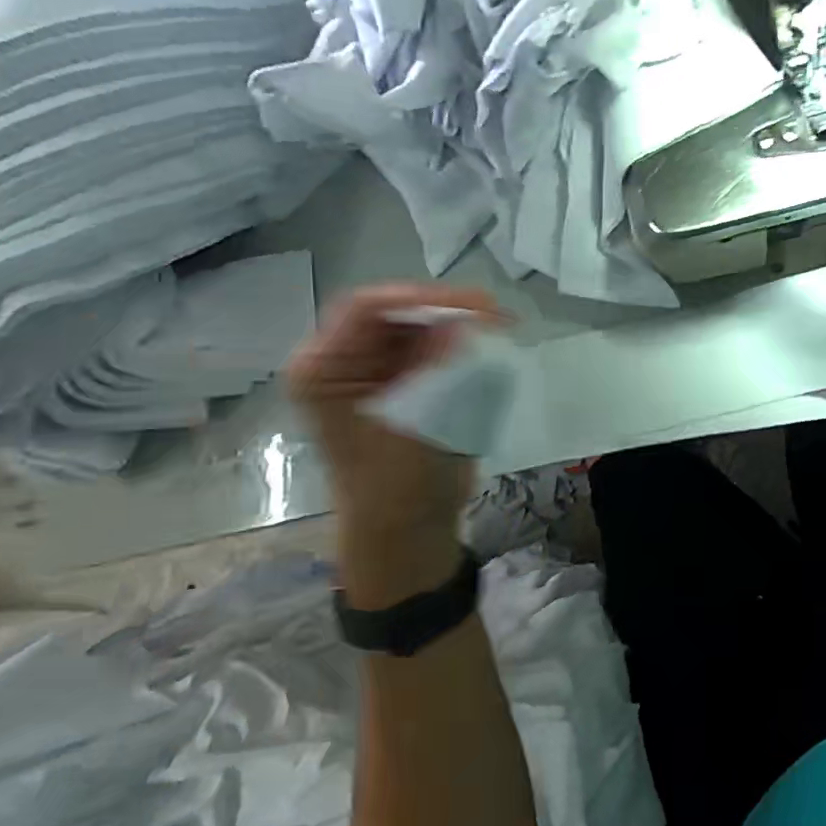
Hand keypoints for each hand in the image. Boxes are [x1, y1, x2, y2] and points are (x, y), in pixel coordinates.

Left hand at [288, 284, 509, 533]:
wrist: (407, 528)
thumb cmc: (397, 485)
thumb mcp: (414, 423)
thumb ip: (435, 369)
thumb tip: (462, 322)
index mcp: (325, 368)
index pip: (367, 308)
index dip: (422, 297)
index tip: (476, 305)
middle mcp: (345, 360)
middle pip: (396, 312)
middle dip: (446, 310)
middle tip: (498, 315)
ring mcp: (376, 370)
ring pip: (418, 326)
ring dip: (457, 325)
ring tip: (499, 328)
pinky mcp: (404, 382)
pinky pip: (433, 347)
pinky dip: (461, 345)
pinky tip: (487, 349)